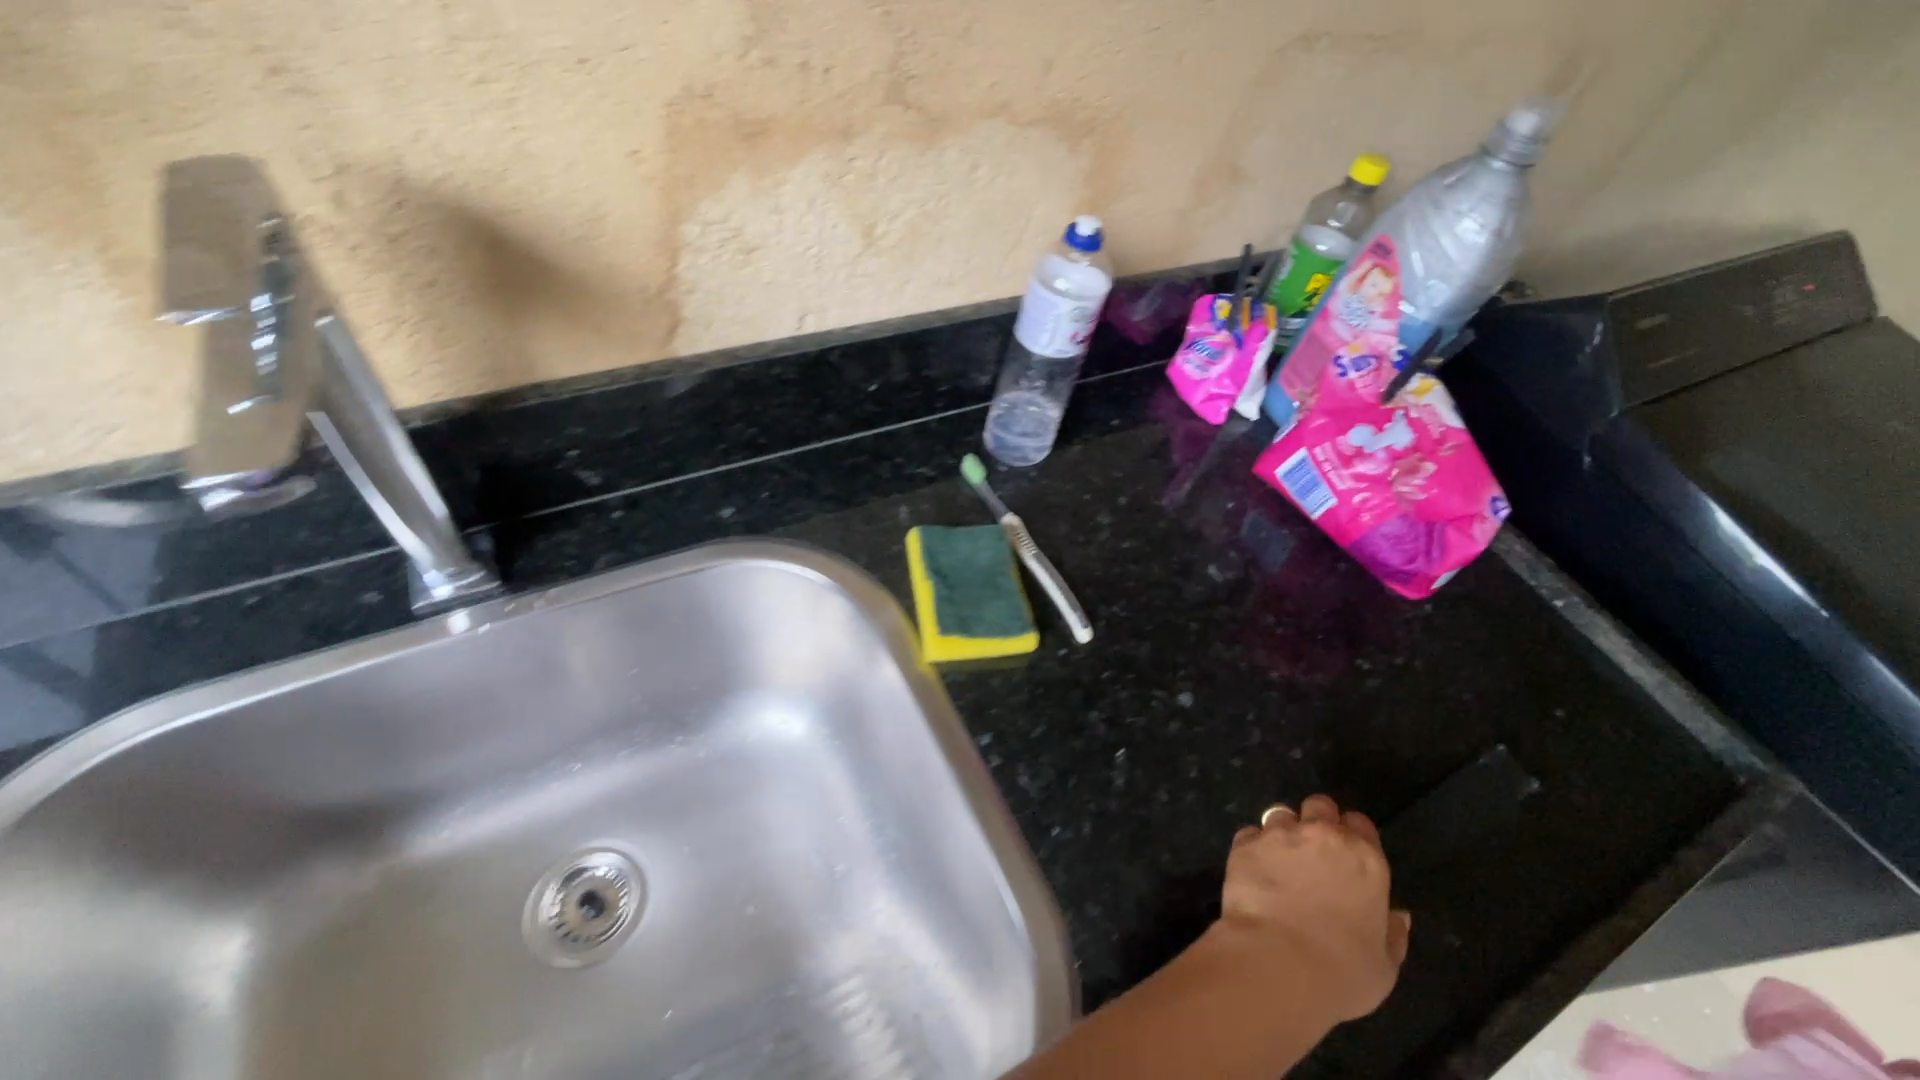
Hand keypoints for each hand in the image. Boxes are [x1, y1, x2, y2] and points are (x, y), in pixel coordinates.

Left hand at [1218, 794, 1410, 1023]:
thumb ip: (1393, 935)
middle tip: (1311, 849)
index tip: (1345, 852)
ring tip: (1278, 858)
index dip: (1352, 834)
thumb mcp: (1383, 966)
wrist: (1277, 963)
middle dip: (1316, 820)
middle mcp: (1323, 836)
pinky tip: (1253, 869)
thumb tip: (1400, 916)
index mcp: (1365, 860)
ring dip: (1282, 831)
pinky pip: (1249, 834)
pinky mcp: (1245, 845)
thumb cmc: (1340, 971)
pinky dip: (1252, 847)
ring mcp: (1280, 836)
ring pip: (1281, 813)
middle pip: (1320, 806)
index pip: (1360, 824)